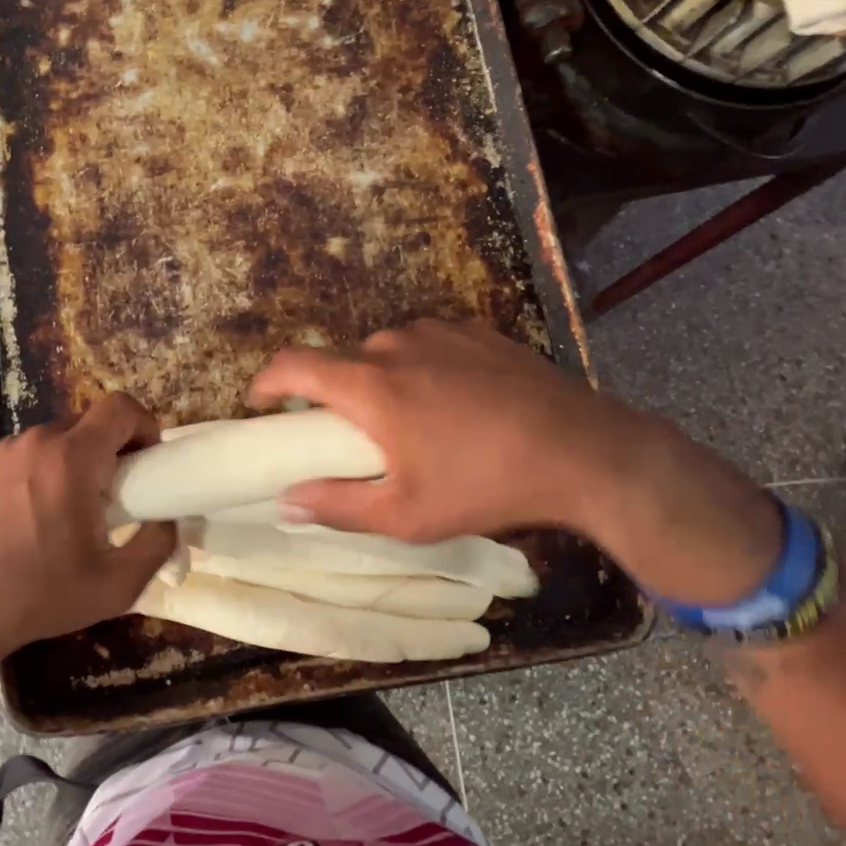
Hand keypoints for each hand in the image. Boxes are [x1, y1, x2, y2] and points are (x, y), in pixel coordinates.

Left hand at [0, 393, 176, 664]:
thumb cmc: (43, 596)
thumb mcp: (118, 584)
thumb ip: (157, 543)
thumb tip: (168, 518)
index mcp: (71, 459)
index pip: (120, 407)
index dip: (144, 426)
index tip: (147, 462)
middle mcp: (37, 442)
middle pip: (91, 421)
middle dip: (112, 448)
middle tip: (116, 493)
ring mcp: (6, 450)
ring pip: (59, 436)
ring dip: (78, 458)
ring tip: (75, 506)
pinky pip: (31, 451)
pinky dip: (46, 467)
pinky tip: (39, 511)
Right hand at [248, 320, 782, 603]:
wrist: (584, 451)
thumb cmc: (484, 486)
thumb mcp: (404, 515)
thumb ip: (336, 505)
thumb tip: (286, 500)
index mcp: (368, 385)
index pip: (292, 364)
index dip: (266, 382)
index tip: (262, 405)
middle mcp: (394, 345)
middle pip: (342, 363)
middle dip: (337, 397)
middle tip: (357, 438)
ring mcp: (439, 332)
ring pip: (386, 354)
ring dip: (383, 383)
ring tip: (415, 424)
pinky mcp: (476, 331)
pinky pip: (428, 346)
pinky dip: (423, 370)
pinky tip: (456, 404)